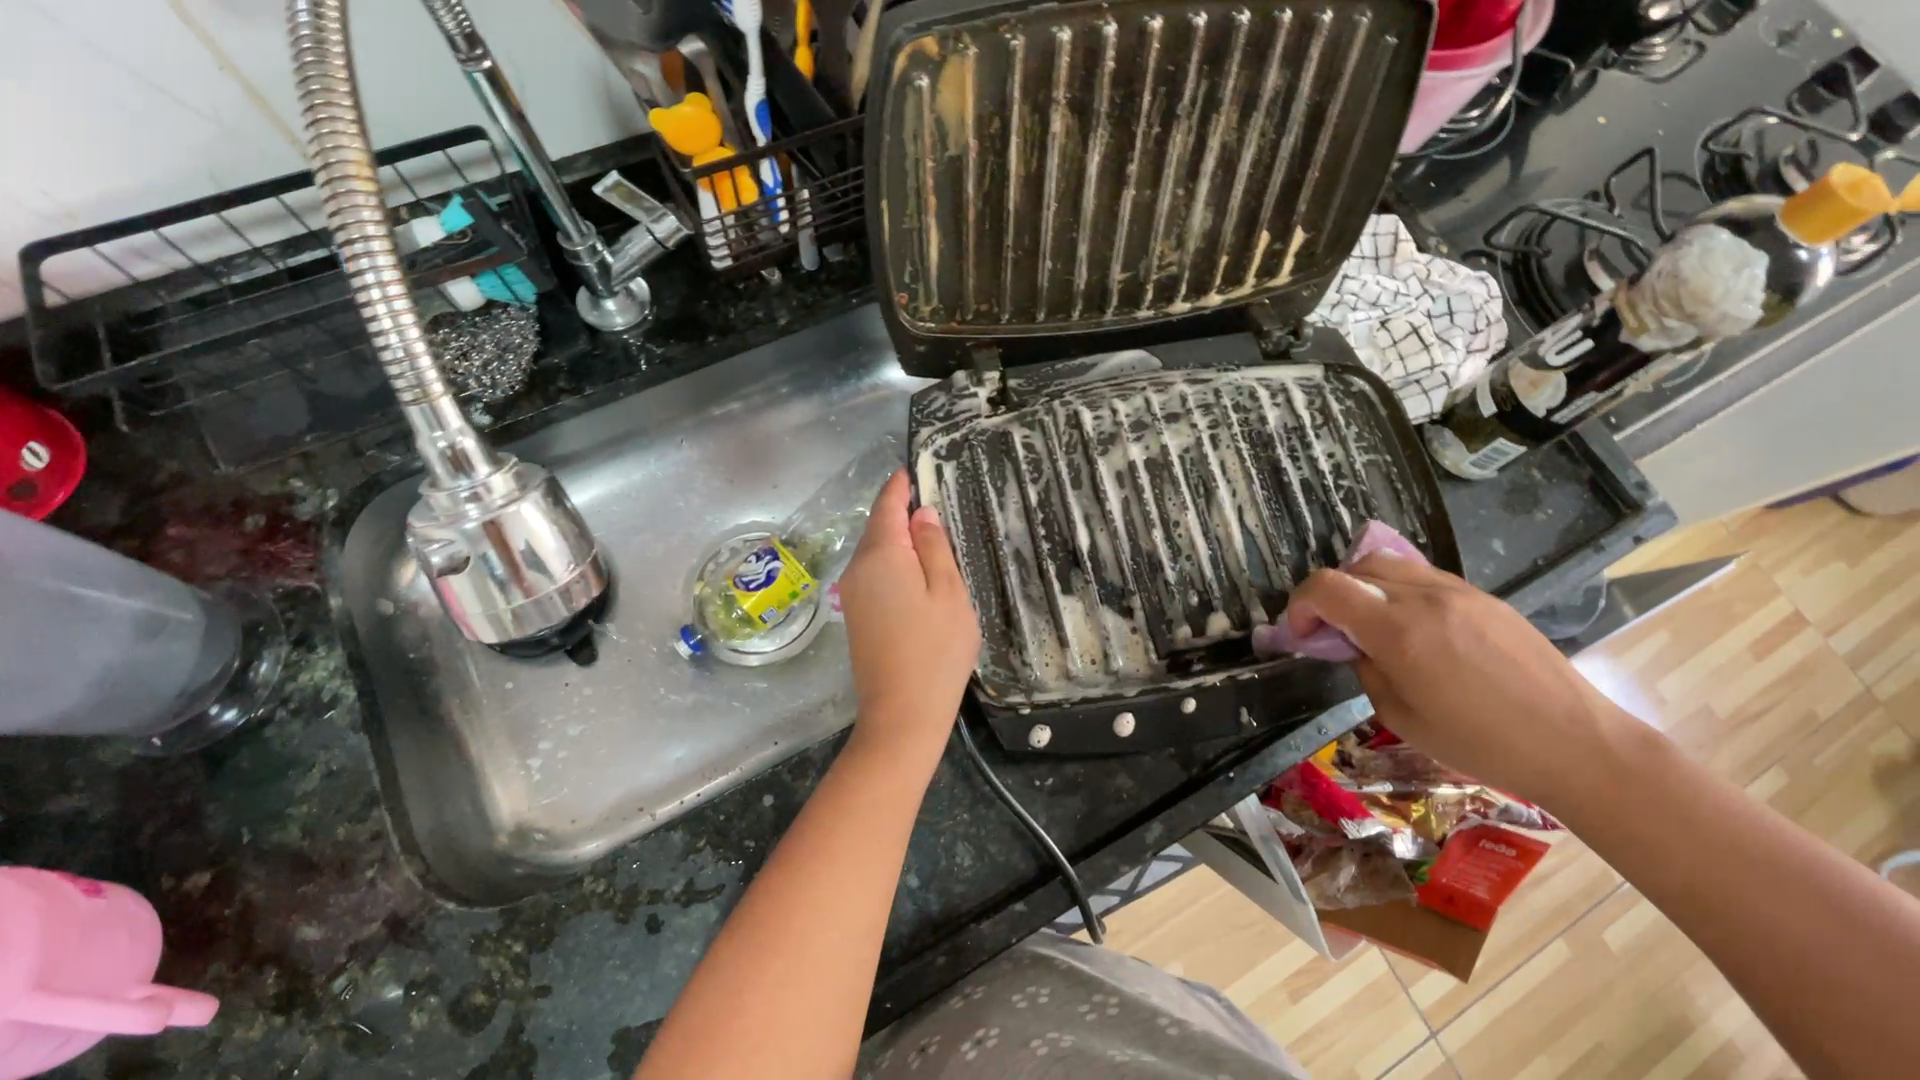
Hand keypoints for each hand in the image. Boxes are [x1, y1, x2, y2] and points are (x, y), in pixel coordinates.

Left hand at [837, 470, 980, 761]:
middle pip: (878, 529)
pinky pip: (874, 576)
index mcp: (881, 554)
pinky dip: (893, 566)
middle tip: (932, 503)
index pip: (887, 506)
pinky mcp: (856, 617)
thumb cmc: (936, 650)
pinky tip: (916, 576)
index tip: (914, 470)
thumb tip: (921, 515)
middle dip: (900, 513)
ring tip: (931, 539)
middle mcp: (858, 568)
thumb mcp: (949, 593)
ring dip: (898, 542)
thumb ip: (935, 548)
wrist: (901, 715)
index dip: (900, 486)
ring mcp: (853, 594)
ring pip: (875, 553)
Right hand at [1280, 553, 1634, 803]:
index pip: (1327, 587)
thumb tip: (1358, 647)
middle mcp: (1425, 597)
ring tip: (1370, 629)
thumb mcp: (1401, 717)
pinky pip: (1424, 578)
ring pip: (1390, 565)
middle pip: (1355, 568)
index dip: (1300, 606)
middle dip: (1329, 596)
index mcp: (1398, 631)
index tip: (1300, 636)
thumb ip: (1368, 670)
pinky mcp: (1484, 597)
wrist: (1575, 742)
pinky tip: (1412, 630)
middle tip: (1331, 635)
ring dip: (1365, 589)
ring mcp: (1459, 591)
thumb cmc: (1481, 744)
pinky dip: (1399, 592)